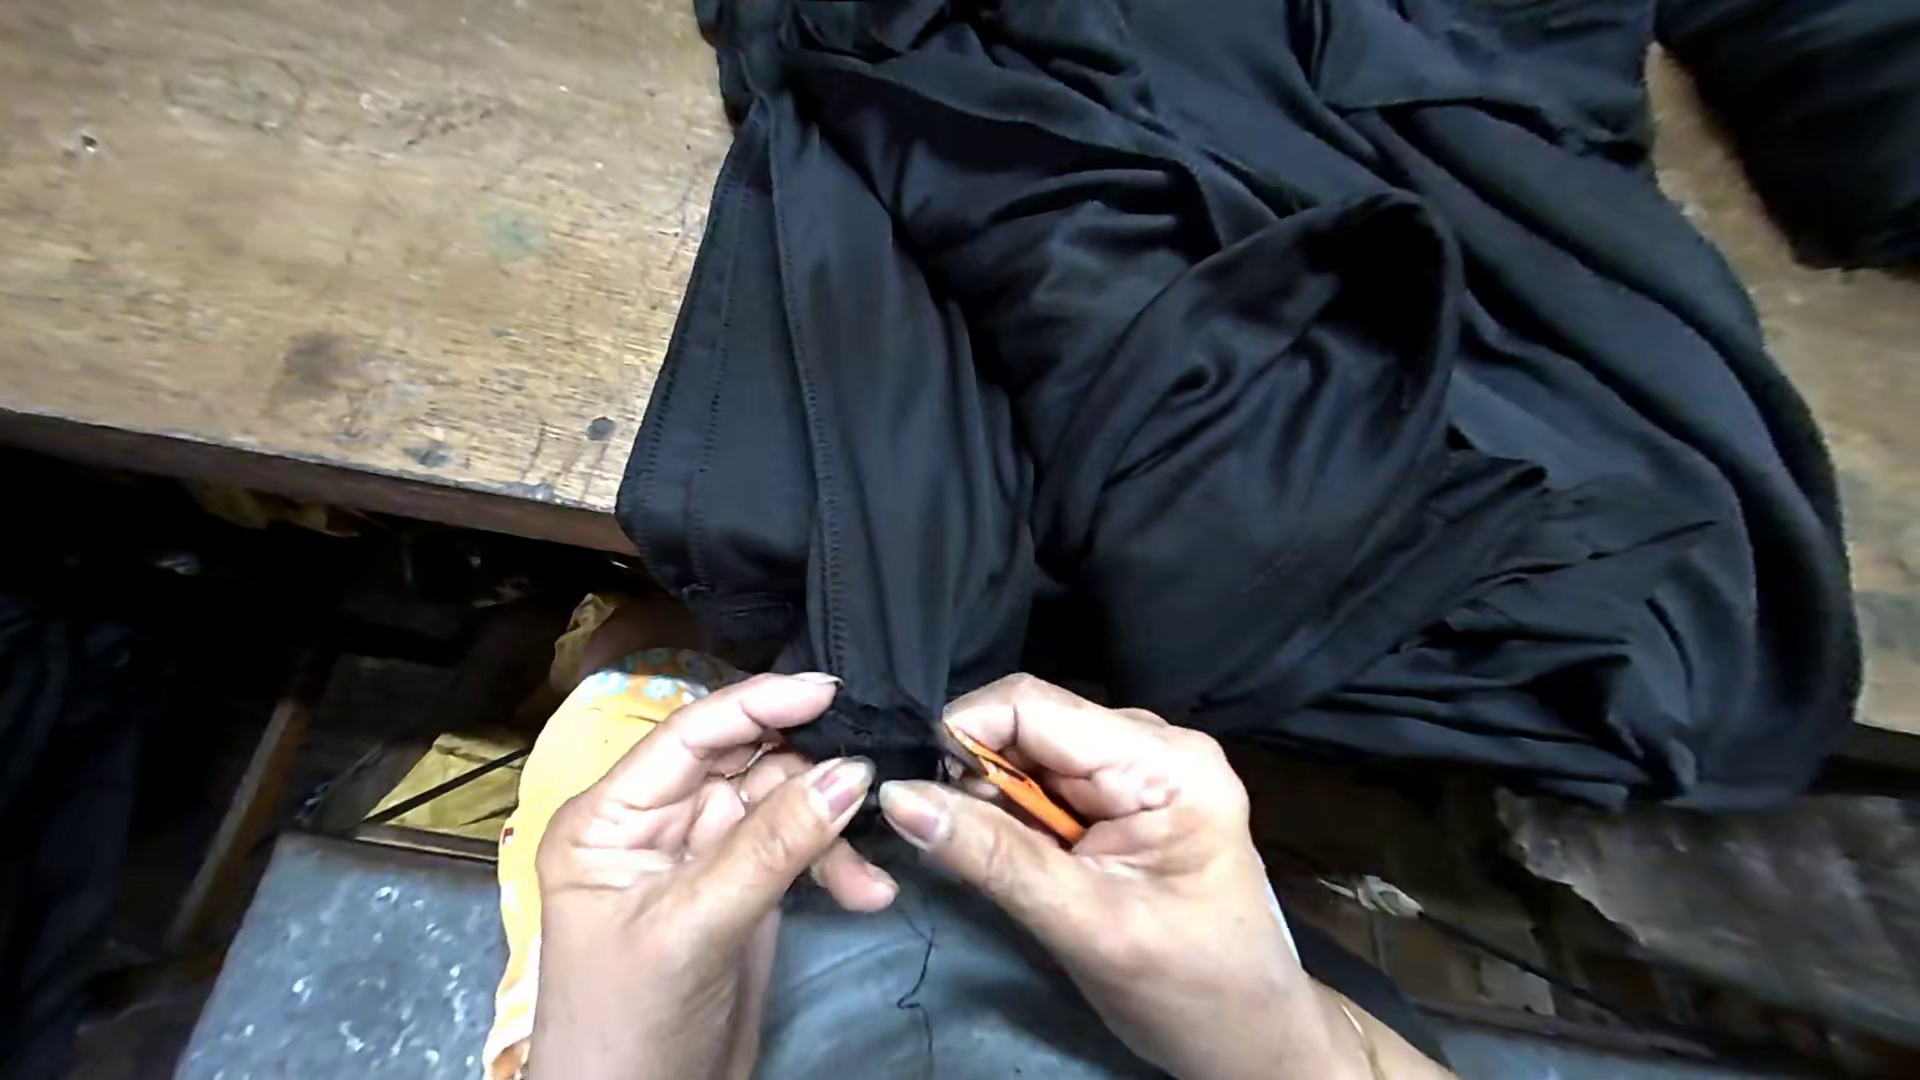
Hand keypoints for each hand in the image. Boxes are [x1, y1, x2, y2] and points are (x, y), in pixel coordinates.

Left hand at [529, 672, 894, 1079]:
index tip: (830, 690)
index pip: (693, 732)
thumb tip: (852, 772)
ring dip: (830, 825)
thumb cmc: (631, 1028)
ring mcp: (709, 844)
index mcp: (616, 813)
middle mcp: (663, 814)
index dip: (761, 703)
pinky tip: (865, 891)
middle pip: (748, 758)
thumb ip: (775, 844)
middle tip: (867, 764)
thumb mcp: (697, 927)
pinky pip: (801, 842)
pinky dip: (835, 862)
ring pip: (784, 799)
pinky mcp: (748, 874)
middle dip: (807, 766)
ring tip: (867, 860)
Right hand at [877, 675, 1419, 1079]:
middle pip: (1030, 720)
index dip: (965, 731)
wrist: (1254, 1036)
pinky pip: (1044, 770)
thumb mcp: (1089, 928)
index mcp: (1164, 761)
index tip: (919, 789)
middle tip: (955, 834)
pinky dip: (1014, 804)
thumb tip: (899, 798)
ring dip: (993, 790)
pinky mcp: (1122, 783)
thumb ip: (994, 858)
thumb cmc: (1193, 992)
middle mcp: (1150, 740)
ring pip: (1029, 744)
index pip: (1035, 704)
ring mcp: (1137, 759)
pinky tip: (1021, 846)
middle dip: (978, 768)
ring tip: (992, 850)